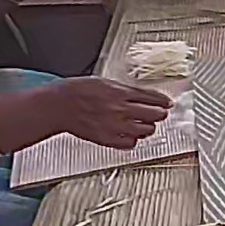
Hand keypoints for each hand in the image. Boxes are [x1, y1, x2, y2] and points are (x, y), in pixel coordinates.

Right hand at [46, 77, 170, 148]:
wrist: (56, 106)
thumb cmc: (76, 92)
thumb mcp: (104, 82)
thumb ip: (125, 90)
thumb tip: (144, 95)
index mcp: (120, 93)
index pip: (152, 98)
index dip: (163, 101)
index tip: (168, 103)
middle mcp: (121, 110)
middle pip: (155, 115)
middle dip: (160, 114)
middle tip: (159, 114)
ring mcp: (115, 126)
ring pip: (147, 130)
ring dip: (148, 127)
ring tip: (144, 124)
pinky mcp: (108, 139)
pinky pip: (131, 143)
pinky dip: (133, 139)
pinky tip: (129, 134)